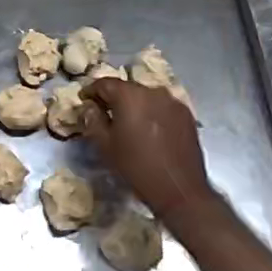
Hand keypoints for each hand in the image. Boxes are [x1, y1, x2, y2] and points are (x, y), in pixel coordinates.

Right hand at [82, 78, 216, 221]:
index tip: (84, 100)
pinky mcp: (186, 113)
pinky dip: (152, 112)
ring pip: (146, 96)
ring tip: (129, 123)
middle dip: (114, 98)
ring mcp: (173, 101)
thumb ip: (93, 120)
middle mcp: (153, 91)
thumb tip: (89, 107)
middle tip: (104, 113)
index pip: (104, 83)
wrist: (178, 188)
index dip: (91, 91)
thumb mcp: (106, 145)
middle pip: (127, 87)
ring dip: (135, 105)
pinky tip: (150, 130)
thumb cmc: (136, 166)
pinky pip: (162, 106)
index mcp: (129, 95)